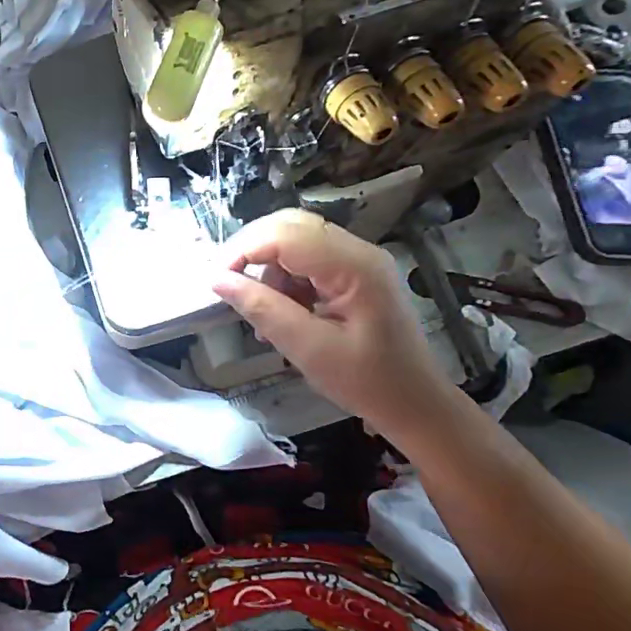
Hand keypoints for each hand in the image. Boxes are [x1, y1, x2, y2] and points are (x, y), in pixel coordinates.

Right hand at [210, 208, 449, 427]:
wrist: (415, 402)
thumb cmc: (367, 382)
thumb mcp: (308, 350)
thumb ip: (263, 309)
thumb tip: (218, 280)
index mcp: (354, 267)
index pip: (285, 235)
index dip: (243, 250)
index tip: (216, 280)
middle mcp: (358, 251)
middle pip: (290, 227)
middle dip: (252, 252)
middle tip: (228, 286)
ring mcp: (359, 259)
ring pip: (296, 241)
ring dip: (269, 270)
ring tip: (262, 315)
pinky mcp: (355, 272)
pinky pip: (309, 260)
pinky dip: (285, 280)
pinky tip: (282, 314)